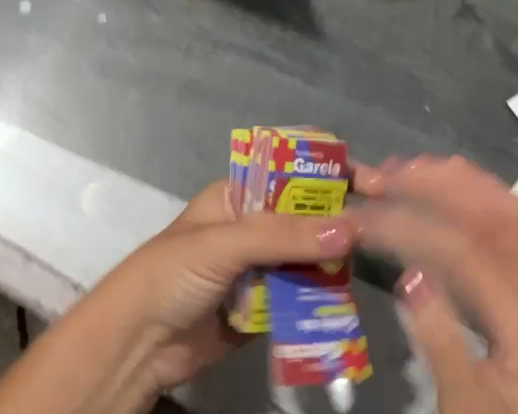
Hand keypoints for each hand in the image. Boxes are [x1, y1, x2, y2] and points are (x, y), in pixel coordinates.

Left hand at [108, 178, 353, 391]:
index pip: (293, 172)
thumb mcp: (224, 243)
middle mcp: (253, 226)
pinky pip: (301, 297)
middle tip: (381, 233)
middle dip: (340, 223)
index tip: (373, 184)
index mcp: (240, 195)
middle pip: (308, 217)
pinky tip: (343, 305)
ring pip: (309, 258)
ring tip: (367, 271)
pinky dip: (320, 300)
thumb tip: (349, 229)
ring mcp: (259, 268)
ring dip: (334, 264)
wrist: (136, 344)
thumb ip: (282, 235)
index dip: (331, 172)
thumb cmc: (171, 274)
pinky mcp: (264, 308)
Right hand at [352, 156, 517, 413]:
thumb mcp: (464, 404)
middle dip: (437, 185)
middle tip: (387, 173)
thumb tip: (409, 274)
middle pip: (492, 216)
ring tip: (413, 168)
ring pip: (506, 213)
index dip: (410, 224)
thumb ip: (440, 339)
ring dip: (459, 183)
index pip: (464, 251)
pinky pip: (512, 228)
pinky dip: (480, 198)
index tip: (364, 214)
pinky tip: (456, 186)